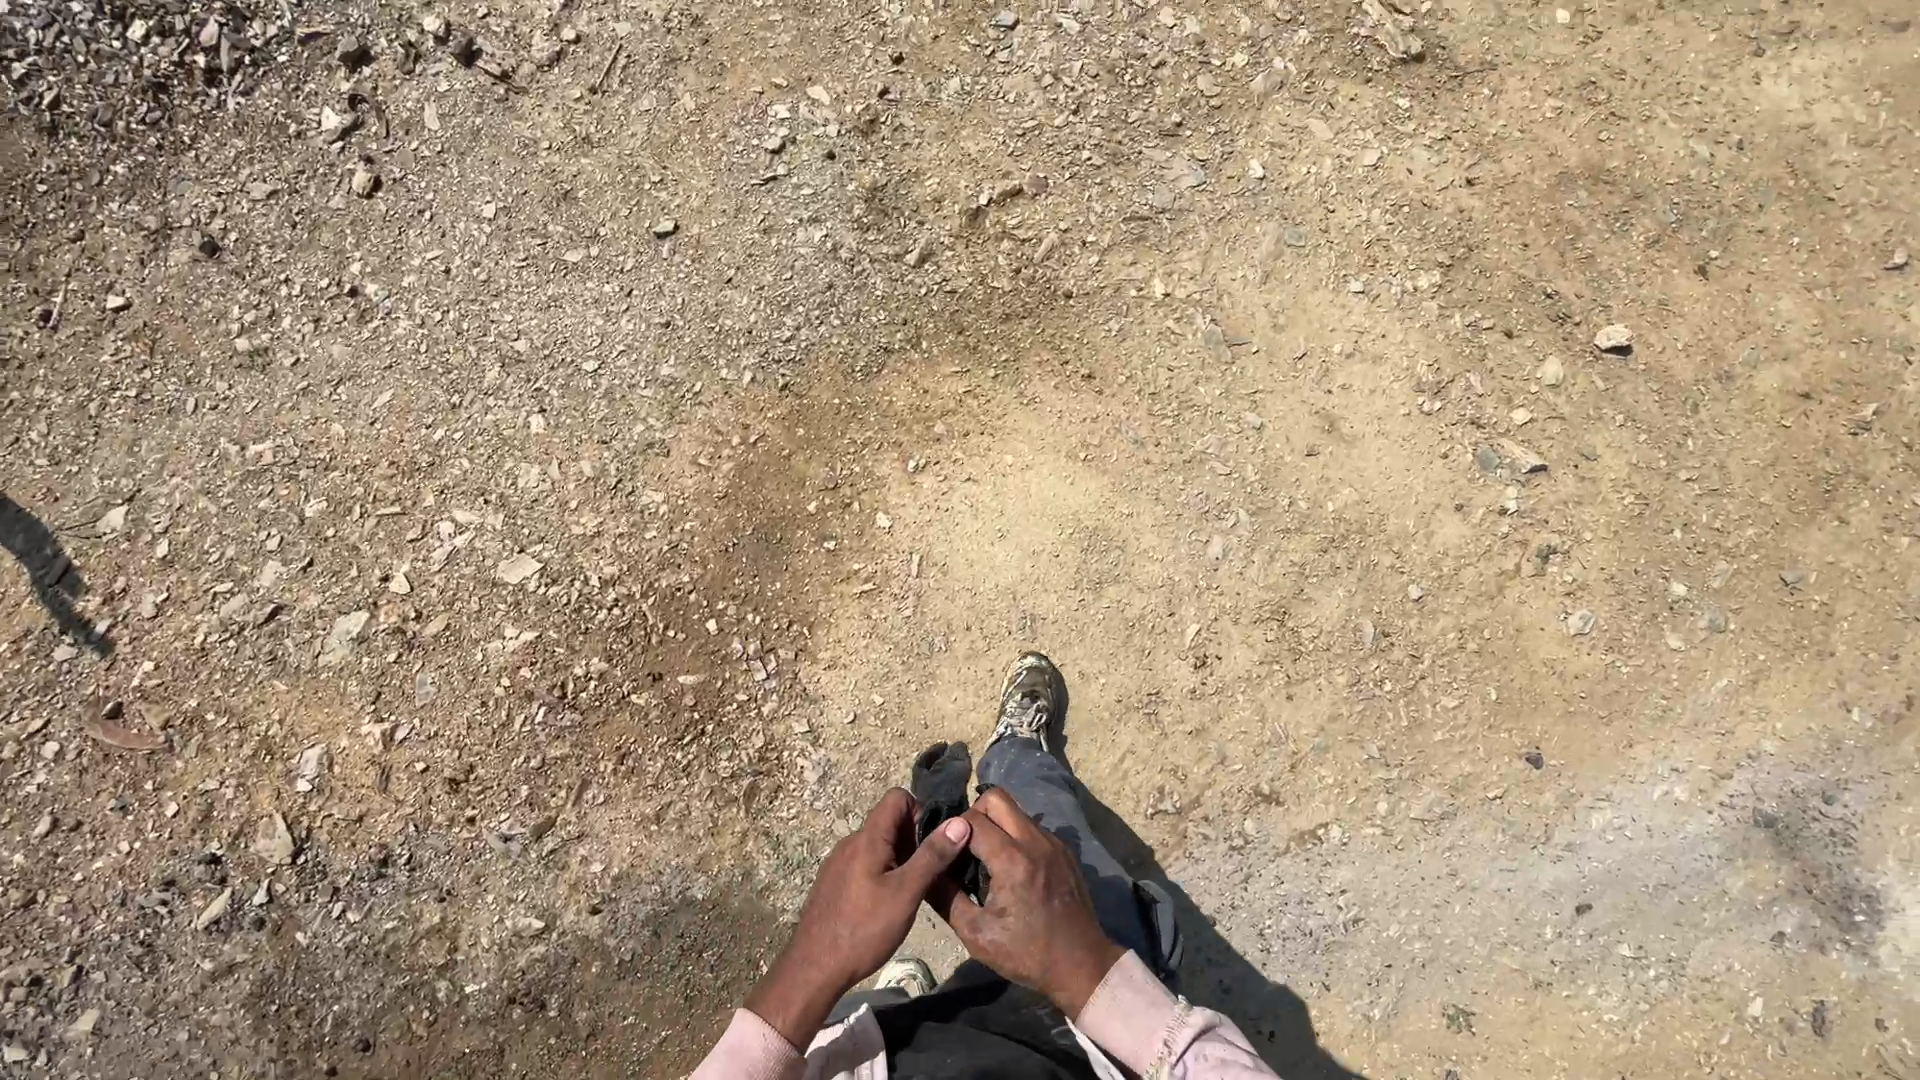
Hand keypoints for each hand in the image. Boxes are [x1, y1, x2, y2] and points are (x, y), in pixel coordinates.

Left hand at [745, 788, 971, 1047]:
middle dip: (913, 839)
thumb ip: (932, 856)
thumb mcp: (906, 893)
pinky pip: (865, 863)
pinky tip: (886, 905)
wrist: (813, 970)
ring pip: (878, 845)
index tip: (932, 844)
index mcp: (868, 838)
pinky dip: (882, 872)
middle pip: (889, 821)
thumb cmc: (863, 929)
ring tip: (911, 892)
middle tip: (927, 874)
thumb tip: (960, 822)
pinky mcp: (833, 883)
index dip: (920, 812)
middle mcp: (850, 843)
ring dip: (899, 858)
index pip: (897, 797)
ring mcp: (838, 863)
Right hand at [930, 788, 1125, 1017]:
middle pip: (996, 798)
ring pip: (1015, 811)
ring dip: (996, 825)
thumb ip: (946, 898)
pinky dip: (1015, 836)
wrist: (1082, 965)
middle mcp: (1034, 841)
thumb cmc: (1027, 954)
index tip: (947, 854)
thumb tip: (926, 872)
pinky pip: (1031, 827)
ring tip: (987, 858)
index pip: (971, 820)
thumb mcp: (977, 935)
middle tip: (967, 846)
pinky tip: (1011, 868)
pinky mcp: (1064, 850)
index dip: (952, 833)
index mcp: (1012, 859)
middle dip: (974, 815)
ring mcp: (1053, 842)